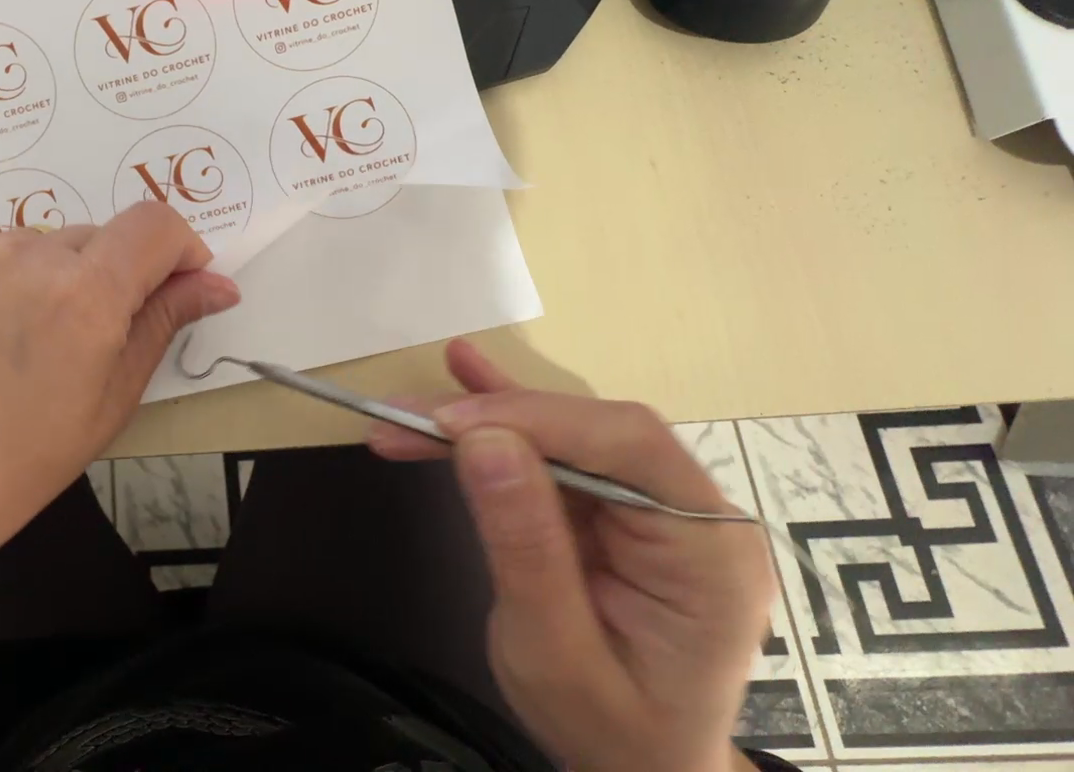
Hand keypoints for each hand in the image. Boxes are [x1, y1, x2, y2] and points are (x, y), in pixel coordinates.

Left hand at [0, 202, 239, 589]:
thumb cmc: (14, 468)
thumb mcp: (107, 404)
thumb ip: (161, 326)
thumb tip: (216, 284)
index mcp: (84, 296)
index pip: (156, 224)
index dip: (181, 249)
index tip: (178, 287)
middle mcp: (30, 253)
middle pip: (102, 237)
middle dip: (117, 276)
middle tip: (92, 343)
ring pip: (50, 244)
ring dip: (62, 277)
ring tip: (29, 346)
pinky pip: (0, 250)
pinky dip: (14, 278)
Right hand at [367, 342, 773, 771]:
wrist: (640, 771)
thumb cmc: (605, 729)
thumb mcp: (553, 651)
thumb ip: (524, 545)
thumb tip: (482, 441)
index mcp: (707, 553)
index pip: (627, 446)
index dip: (533, 419)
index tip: (445, 425)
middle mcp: (692, 514)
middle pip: (590, 429)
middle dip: (490, 416)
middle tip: (402, 420)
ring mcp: (654, 507)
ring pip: (562, 432)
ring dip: (479, 419)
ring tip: (404, 413)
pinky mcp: (616, 507)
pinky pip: (556, 450)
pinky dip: (503, 418)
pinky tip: (464, 377)